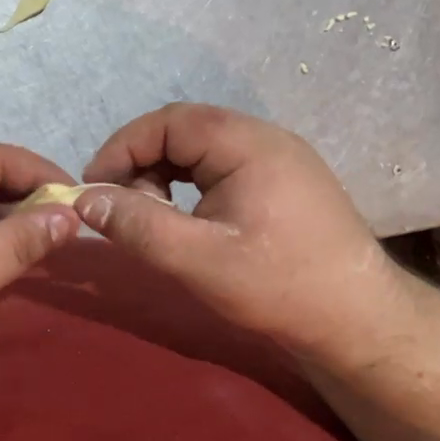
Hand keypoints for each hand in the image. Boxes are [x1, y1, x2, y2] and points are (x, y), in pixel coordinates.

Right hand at [74, 103, 402, 358]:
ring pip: (200, 150)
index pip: (166, 121)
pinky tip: (185, 222)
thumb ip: (137, 226)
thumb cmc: (277, 286)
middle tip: (118, 208)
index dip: (121, 149)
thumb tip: (83, 200)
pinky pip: (220, 167)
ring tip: (150, 219)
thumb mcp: (197, 259)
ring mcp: (277, 159)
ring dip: (163, 176)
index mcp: (246, 144)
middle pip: (182, 130)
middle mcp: (264, 139)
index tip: (94, 190)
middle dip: (139, 163)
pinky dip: (188, 186)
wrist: (356, 319)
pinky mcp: (281, 183)